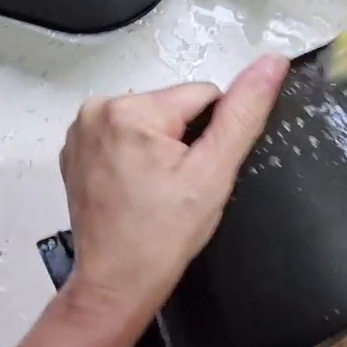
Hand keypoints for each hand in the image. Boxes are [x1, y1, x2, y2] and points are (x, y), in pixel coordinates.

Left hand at [58, 54, 288, 333]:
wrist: (116, 284)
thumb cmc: (164, 236)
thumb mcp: (213, 173)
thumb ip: (244, 113)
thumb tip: (271, 63)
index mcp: (131, 108)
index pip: (202, 96)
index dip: (211, 137)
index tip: (195, 175)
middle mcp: (97, 109)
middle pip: (172, 108)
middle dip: (183, 143)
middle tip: (176, 188)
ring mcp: (81, 131)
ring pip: (150, 123)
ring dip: (160, 150)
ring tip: (154, 192)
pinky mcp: (75, 151)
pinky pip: (123, 138)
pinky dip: (135, 158)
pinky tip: (135, 191)